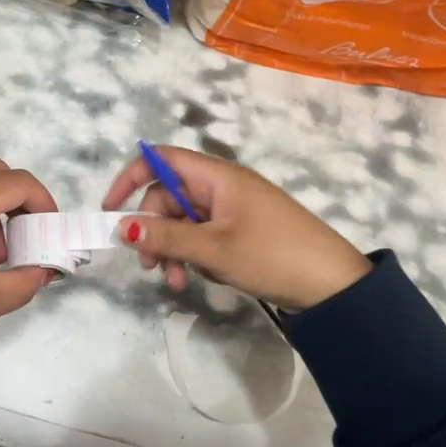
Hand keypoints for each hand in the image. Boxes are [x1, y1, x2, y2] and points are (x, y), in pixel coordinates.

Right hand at [101, 145, 370, 310]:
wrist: (335, 287)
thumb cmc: (273, 255)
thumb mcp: (214, 248)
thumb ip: (167, 236)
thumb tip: (122, 225)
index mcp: (217, 176)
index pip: (161, 159)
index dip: (131, 177)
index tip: (110, 209)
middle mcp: (222, 187)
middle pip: (169, 197)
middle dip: (153, 229)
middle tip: (149, 266)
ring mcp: (234, 211)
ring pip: (184, 222)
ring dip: (172, 249)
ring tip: (176, 283)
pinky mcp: (243, 234)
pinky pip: (204, 237)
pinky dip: (193, 256)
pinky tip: (198, 280)